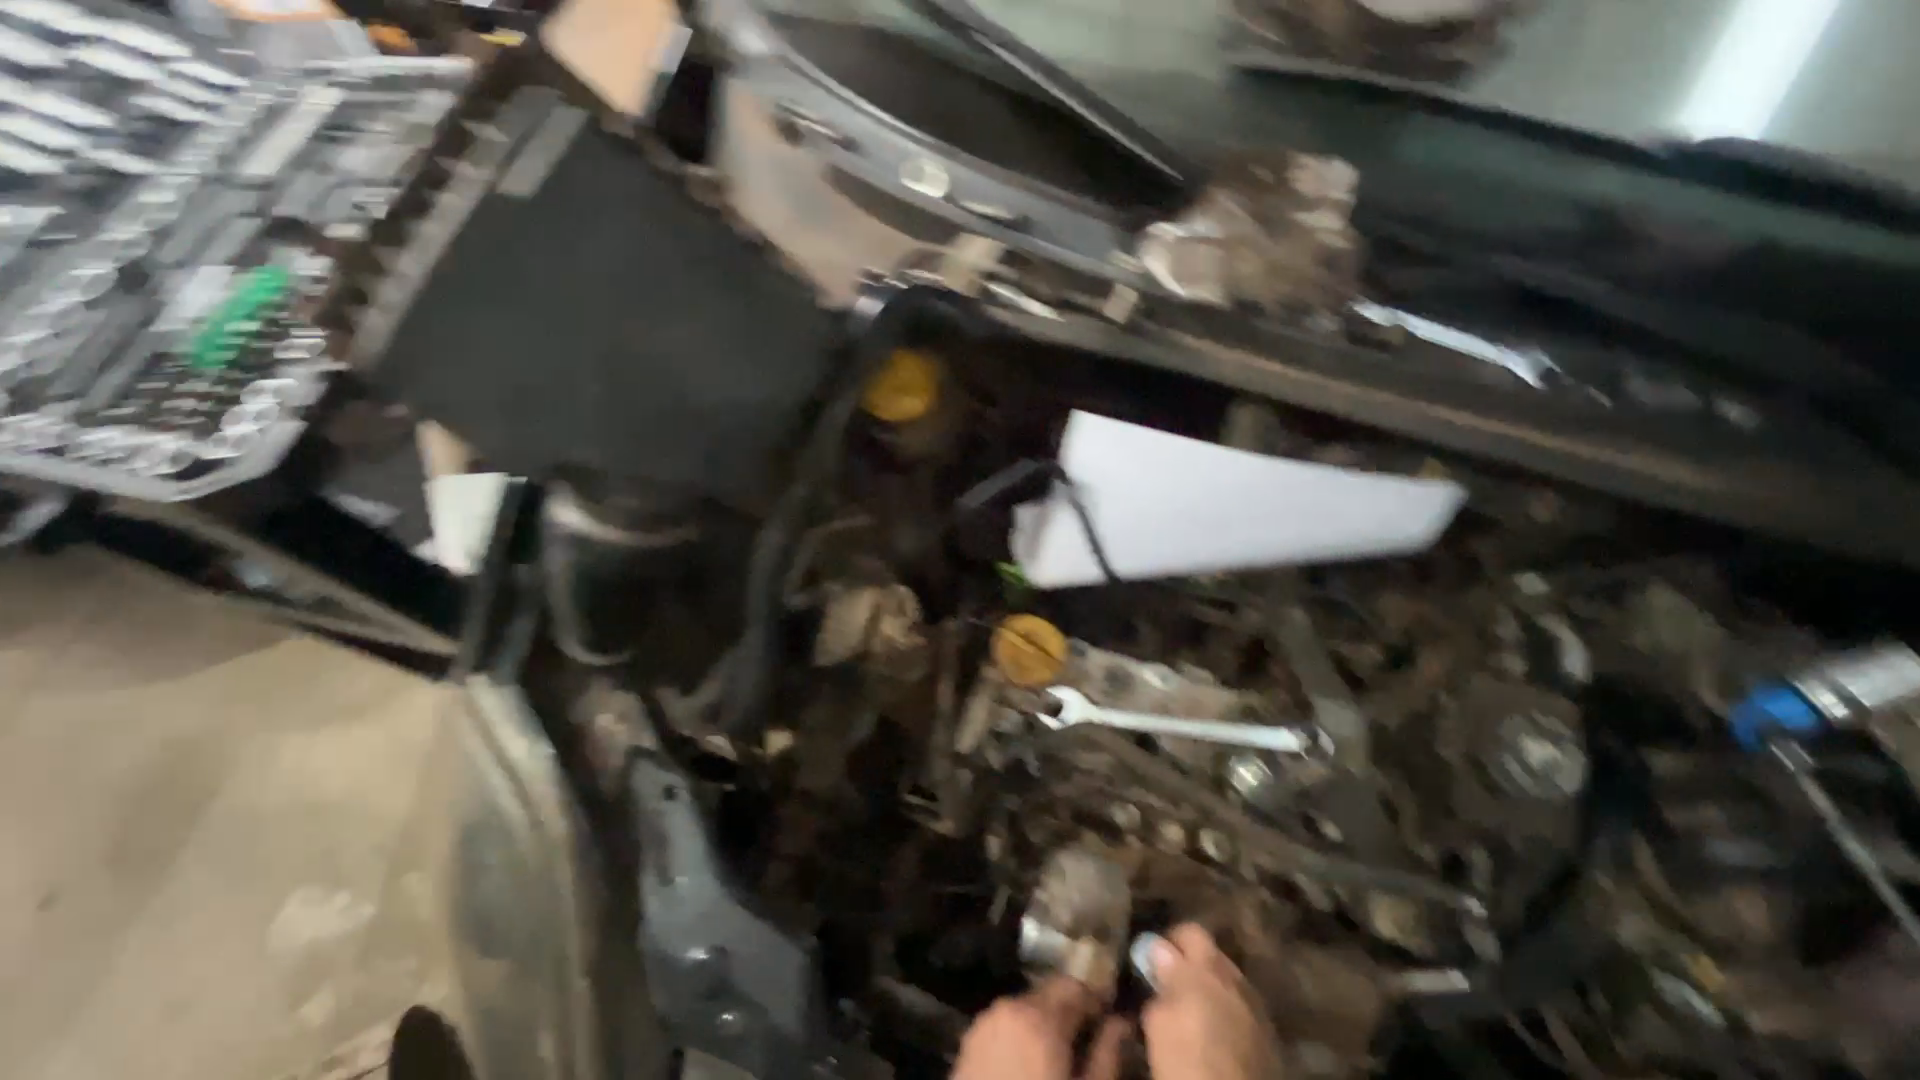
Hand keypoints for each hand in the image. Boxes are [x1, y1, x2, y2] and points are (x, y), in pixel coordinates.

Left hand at [950, 977, 1129, 1079]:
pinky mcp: (971, 1037)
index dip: (1098, 997)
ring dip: (1047, 1017)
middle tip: (1090, 1033)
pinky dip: (1024, 1029)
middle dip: (1072, 1006)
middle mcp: (1011, 1007)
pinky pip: (1007, 1020)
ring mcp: (986, 1020)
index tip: (1111, 1012)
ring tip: (1061, 1050)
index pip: (1076, 985)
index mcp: (1041, 1019)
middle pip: (1050, 991)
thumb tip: (1120, 1023)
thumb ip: (1106, 1054)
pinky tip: (1033, 1059)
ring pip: (1028, 1004)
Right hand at [1142, 925, 1282, 1079]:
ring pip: (1229, 979)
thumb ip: (1159, 983)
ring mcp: (1256, 1002)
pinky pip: (1242, 1004)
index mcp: (1205, 966)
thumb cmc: (1187, 1059)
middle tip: (1170, 983)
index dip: (1169, 941)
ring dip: (1211, 985)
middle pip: (1212, 953)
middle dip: (1190, 962)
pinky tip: (1216, 1030)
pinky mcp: (1269, 1030)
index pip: (1189, 930)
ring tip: (1194, 1008)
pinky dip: (1228, 1008)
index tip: (1152, 958)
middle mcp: (1235, 976)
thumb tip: (1158, 961)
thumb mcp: (1157, 1022)